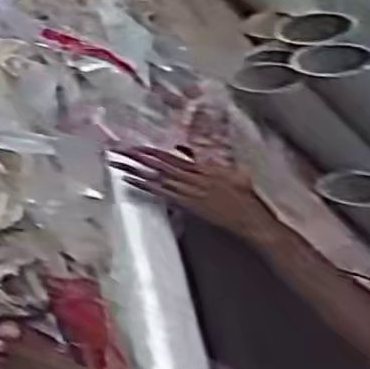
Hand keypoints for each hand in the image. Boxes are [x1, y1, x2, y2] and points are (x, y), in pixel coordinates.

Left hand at [114, 146, 279, 240]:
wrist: (254, 223)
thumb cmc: (246, 201)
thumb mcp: (232, 175)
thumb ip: (207, 161)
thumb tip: (183, 148)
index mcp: (205, 170)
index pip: (172, 157)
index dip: (151, 151)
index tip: (133, 145)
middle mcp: (194, 178)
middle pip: (159, 164)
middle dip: (136, 156)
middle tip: (116, 149)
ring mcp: (189, 191)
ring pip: (155, 175)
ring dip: (133, 168)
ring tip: (114, 161)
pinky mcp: (185, 203)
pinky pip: (158, 191)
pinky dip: (142, 184)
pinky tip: (127, 179)